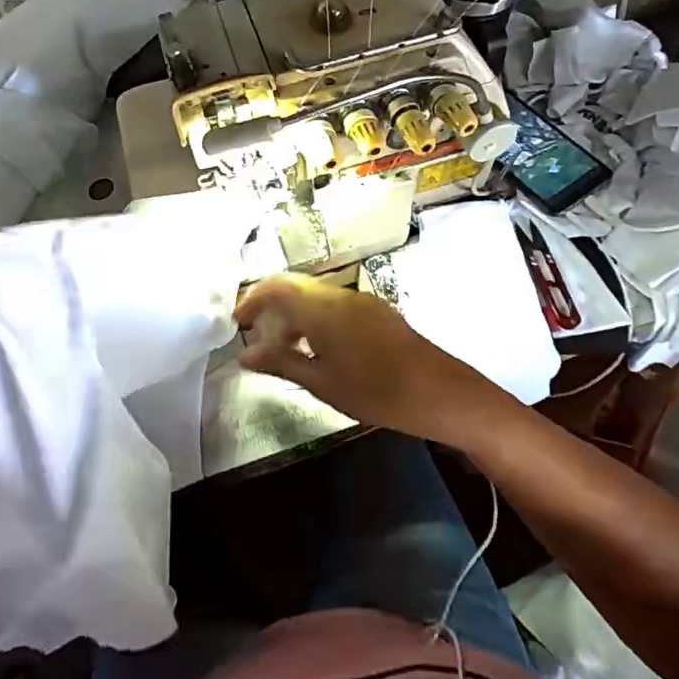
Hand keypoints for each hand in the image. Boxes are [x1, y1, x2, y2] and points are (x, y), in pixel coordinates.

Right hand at [233, 274, 522, 447]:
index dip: (252, 299)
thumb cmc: (376, 391)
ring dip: (295, 315)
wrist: (440, 392)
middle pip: (296, 288)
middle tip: (256, 338)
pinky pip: (336, 306)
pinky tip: (319, 350)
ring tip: (285, 350)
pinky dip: (317, 320)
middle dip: (271, 308)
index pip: (277, 286)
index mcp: (322, 308)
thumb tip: (245, 354)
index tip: (237, 323)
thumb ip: (282, 363)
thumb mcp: (322, 383)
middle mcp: (341, 295)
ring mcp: (363, 301)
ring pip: (317, 297)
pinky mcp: (378, 312)